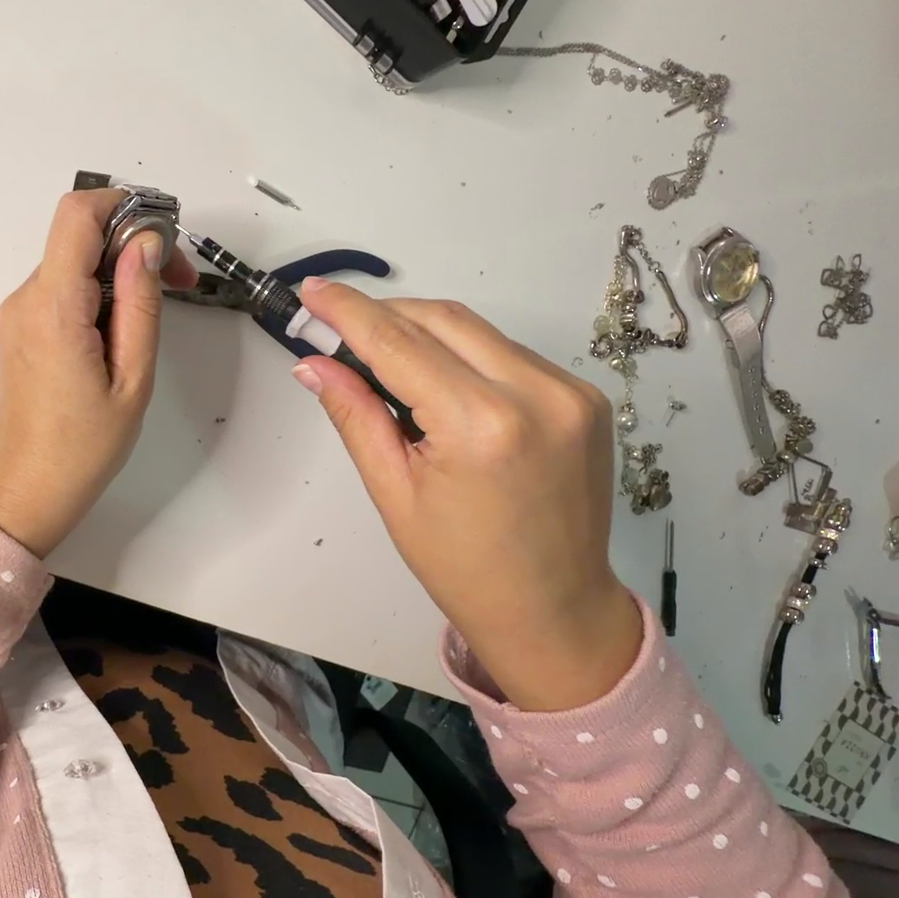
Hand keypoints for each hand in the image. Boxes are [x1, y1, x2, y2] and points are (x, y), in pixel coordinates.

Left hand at [0, 190, 198, 556]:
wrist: (29, 490)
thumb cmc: (83, 448)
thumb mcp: (133, 378)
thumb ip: (140, 304)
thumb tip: (147, 243)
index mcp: (53, 308)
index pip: (78, 213)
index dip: (126, 206)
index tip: (165, 236)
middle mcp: (25, 300)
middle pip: (79, 235)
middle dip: (132, 245)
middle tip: (177, 284)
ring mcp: (17, 314)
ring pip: (73, 263)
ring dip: (117, 273)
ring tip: (149, 321)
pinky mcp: (20, 330)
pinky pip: (61, 290)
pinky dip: (96, 295)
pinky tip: (119, 335)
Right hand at [291, 281, 642, 711]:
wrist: (553, 607)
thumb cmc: (460, 565)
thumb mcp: (394, 494)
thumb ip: (355, 417)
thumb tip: (313, 365)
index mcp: (481, 424)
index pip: (399, 344)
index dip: (350, 312)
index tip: (314, 290)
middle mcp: (536, 392)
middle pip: (443, 320)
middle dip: (385, 315)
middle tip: (337, 325)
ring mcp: (571, 391)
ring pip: (478, 331)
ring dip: (423, 332)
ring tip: (380, 358)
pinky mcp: (585, 397)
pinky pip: (509, 354)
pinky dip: (464, 355)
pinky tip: (438, 382)